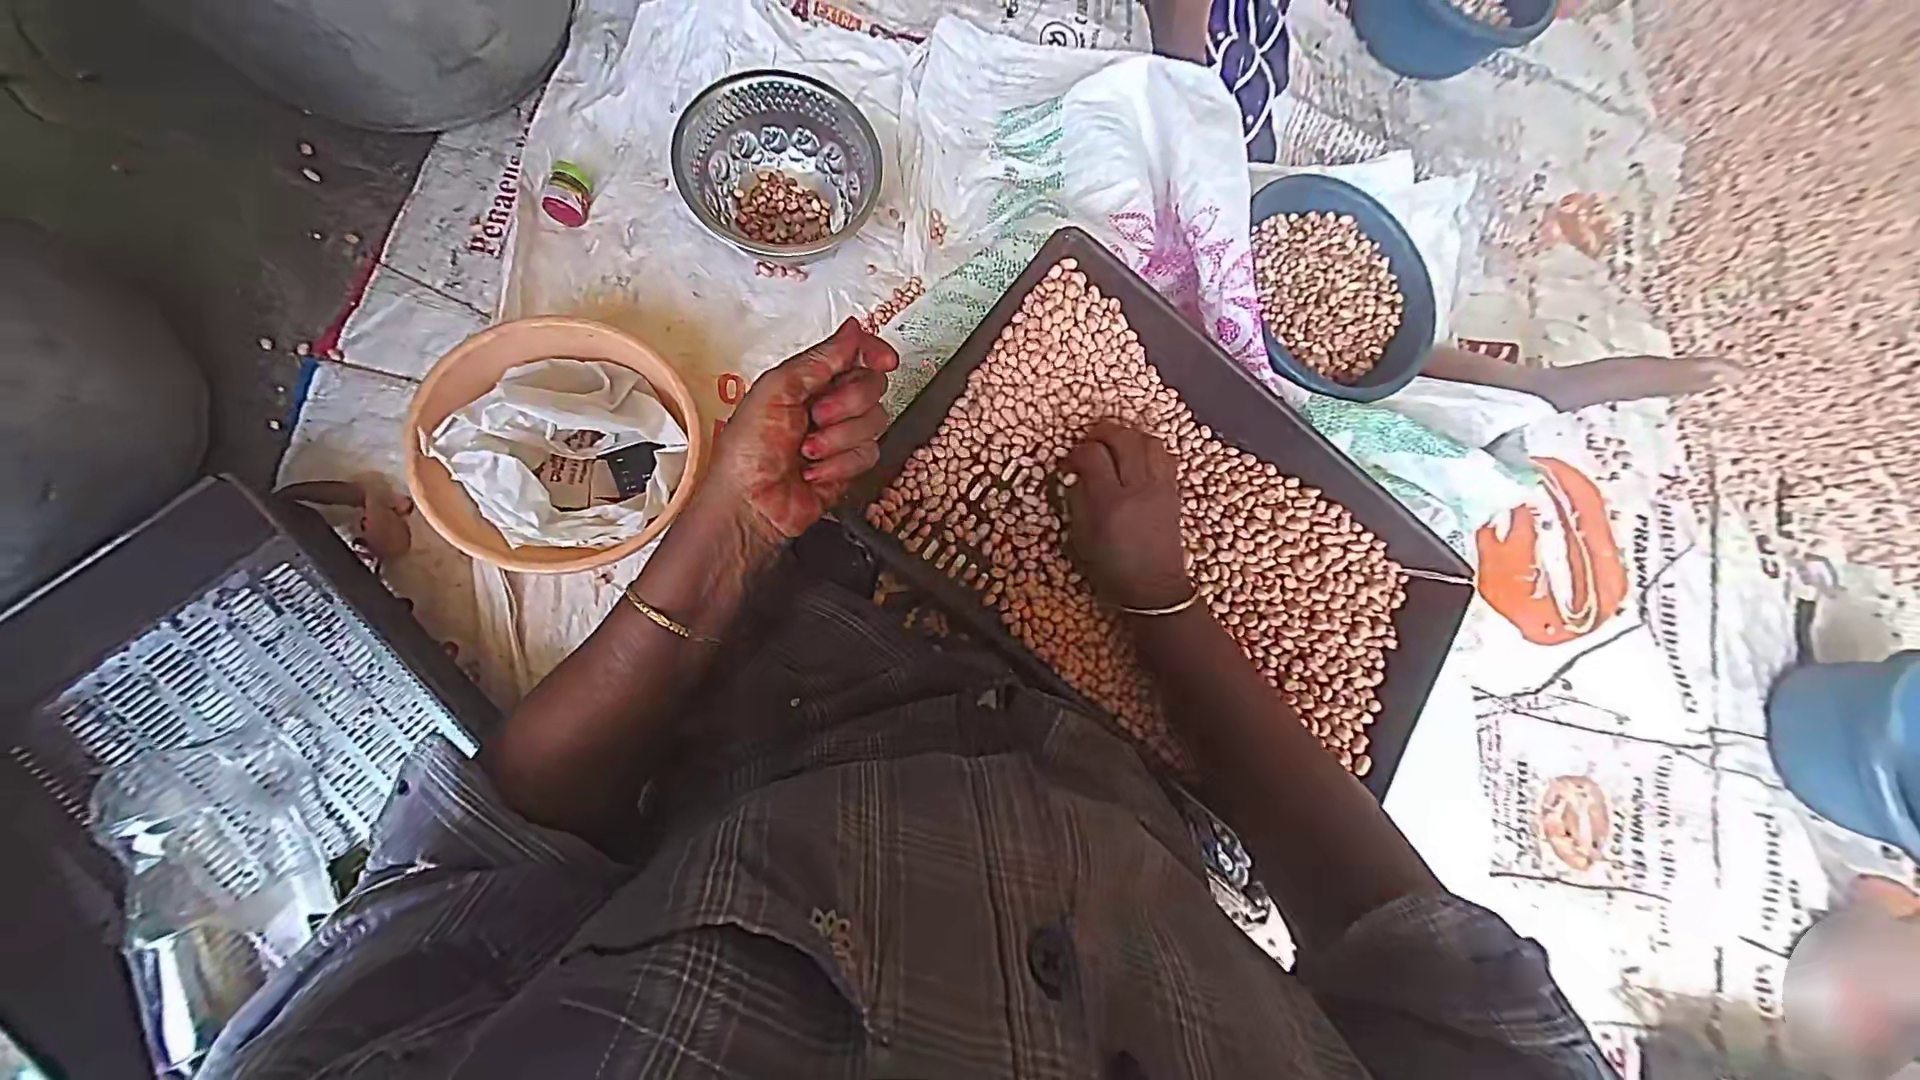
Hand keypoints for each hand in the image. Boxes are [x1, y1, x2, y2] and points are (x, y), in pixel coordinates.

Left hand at [701, 318, 898, 544]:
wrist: (750, 505)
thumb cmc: (747, 452)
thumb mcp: (775, 391)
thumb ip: (819, 360)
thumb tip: (852, 330)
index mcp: (808, 380)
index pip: (854, 355)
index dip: (873, 353)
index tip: (884, 359)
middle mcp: (829, 404)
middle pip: (872, 387)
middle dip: (846, 403)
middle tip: (816, 416)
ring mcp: (841, 436)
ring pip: (875, 422)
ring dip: (838, 439)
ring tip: (806, 451)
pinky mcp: (850, 465)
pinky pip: (868, 454)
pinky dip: (839, 464)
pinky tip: (813, 472)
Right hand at [1062, 421, 1191, 609]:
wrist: (1153, 589)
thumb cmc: (1111, 568)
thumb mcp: (1082, 537)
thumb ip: (1079, 500)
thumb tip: (1077, 474)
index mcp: (1109, 503)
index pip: (1092, 456)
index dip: (1076, 453)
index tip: (1069, 463)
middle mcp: (1138, 489)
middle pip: (1123, 439)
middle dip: (1102, 432)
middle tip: (1089, 441)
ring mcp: (1160, 489)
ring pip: (1148, 441)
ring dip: (1128, 436)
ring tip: (1114, 445)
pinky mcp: (1173, 492)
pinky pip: (1164, 456)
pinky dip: (1148, 449)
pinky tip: (1136, 458)